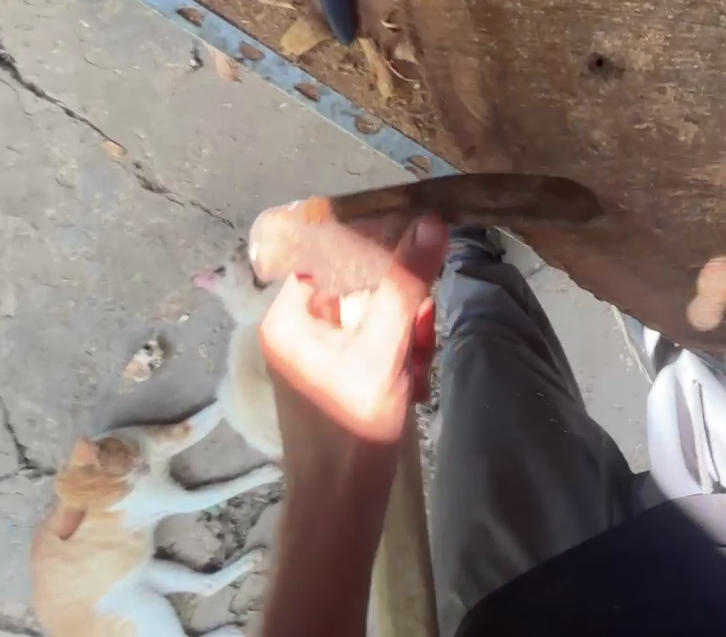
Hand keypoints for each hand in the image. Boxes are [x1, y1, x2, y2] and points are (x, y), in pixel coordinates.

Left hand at [250, 208, 446, 457]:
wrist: (343, 505)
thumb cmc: (351, 427)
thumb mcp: (383, 348)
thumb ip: (407, 282)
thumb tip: (433, 220)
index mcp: (291, 312)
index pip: (336, 246)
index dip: (382, 237)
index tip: (426, 236)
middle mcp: (305, 322)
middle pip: (367, 276)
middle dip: (406, 297)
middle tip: (424, 328)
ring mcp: (327, 345)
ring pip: (384, 305)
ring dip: (413, 326)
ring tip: (420, 363)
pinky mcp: (348, 365)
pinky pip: (386, 333)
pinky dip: (408, 348)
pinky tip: (415, 378)